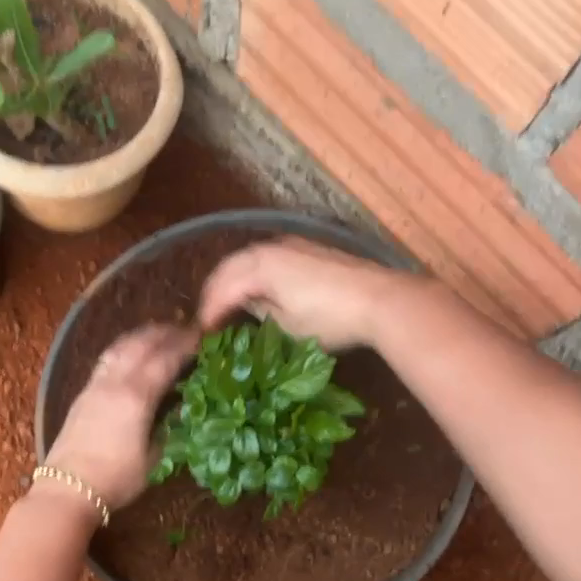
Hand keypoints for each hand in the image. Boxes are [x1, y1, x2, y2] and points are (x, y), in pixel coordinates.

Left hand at [43, 325, 197, 510]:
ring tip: (159, 335)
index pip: (166, 359)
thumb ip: (167, 428)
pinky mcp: (83, 394)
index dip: (187, 345)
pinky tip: (130, 355)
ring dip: (142, 336)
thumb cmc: (116, 479)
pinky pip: (107, 359)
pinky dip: (124, 348)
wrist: (68, 489)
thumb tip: (177, 408)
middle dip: (166, 333)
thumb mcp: (154, 457)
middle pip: (142, 344)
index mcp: (137, 396)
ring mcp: (96, 385)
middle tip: (186, 330)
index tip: (204, 337)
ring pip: (120, 347)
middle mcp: (115, 382)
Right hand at [197, 238, 430, 349]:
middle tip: (208, 320)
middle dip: (216, 294)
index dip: (208, 314)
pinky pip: (268, 259)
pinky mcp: (309, 249)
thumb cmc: (329, 318)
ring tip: (228, 307)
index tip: (201, 336)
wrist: (379, 299)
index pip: (221, 289)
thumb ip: (257, 312)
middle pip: (230, 268)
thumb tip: (244, 307)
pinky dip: (254, 275)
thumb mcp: (285, 326)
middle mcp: (270, 247)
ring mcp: (292, 244)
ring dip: (234, 282)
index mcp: (259, 265)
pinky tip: (258, 292)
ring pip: (249, 260)